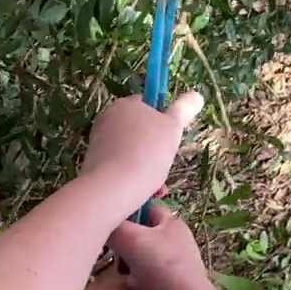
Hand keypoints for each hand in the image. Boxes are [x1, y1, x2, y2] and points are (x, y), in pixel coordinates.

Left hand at [80, 91, 202, 202]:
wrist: (114, 188)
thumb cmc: (148, 152)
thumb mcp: (173, 128)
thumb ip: (184, 109)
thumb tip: (196, 95)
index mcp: (124, 105)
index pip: (146, 105)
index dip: (162, 120)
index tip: (170, 138)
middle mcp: (107, 119)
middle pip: (139, 131)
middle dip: (155, 150)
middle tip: (164, 164)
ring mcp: (98, 142)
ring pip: (132, 153)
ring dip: (148, 168)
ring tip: (157, 187)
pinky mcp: (93, 164)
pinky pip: (120, 168)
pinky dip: (133, 178)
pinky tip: (144, 194)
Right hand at [106, 203, 213, 289]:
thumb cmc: (162, 268)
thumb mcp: (132, 239)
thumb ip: (113, 228)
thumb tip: (101, 226)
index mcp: (170, 225)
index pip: (146, 209)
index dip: (128, 213)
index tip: (110, 224)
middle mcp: (171, 244)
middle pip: (136, 240)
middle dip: (122, 253)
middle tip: (116, 259)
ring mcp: (168, 269)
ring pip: (135, 266)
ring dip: (125, 277)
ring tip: (128, 285)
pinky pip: (139, 286)